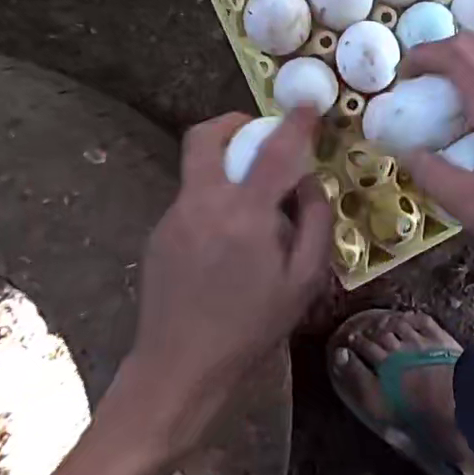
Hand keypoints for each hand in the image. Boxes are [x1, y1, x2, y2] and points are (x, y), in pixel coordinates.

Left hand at [123, 108, 333, 453]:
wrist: (179, 368)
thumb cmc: (251, 327)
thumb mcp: (303, 281)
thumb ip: (315, 223)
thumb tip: (309, 183)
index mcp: (244, 215)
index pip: (273, 151)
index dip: (293, 123)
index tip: (306, 106)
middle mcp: (202, 204)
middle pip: (205, 137)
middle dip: (233, 123)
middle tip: (258, 135)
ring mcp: (173, 217)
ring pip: (197, 168)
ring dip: (226, 166)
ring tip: (251, 204)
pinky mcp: (158, 233)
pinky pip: (191, 198)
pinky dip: (214, 198)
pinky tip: (226, 240)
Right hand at [397, 35, 473, 260]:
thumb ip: (435, 179)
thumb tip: (411, 155)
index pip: (456, 54)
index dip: (422, 55)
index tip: (402, 75)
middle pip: (473, 46)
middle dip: (437, 55)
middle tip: (416, 85)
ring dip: (458, 69)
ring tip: (438, 104)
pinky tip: (471, 123)